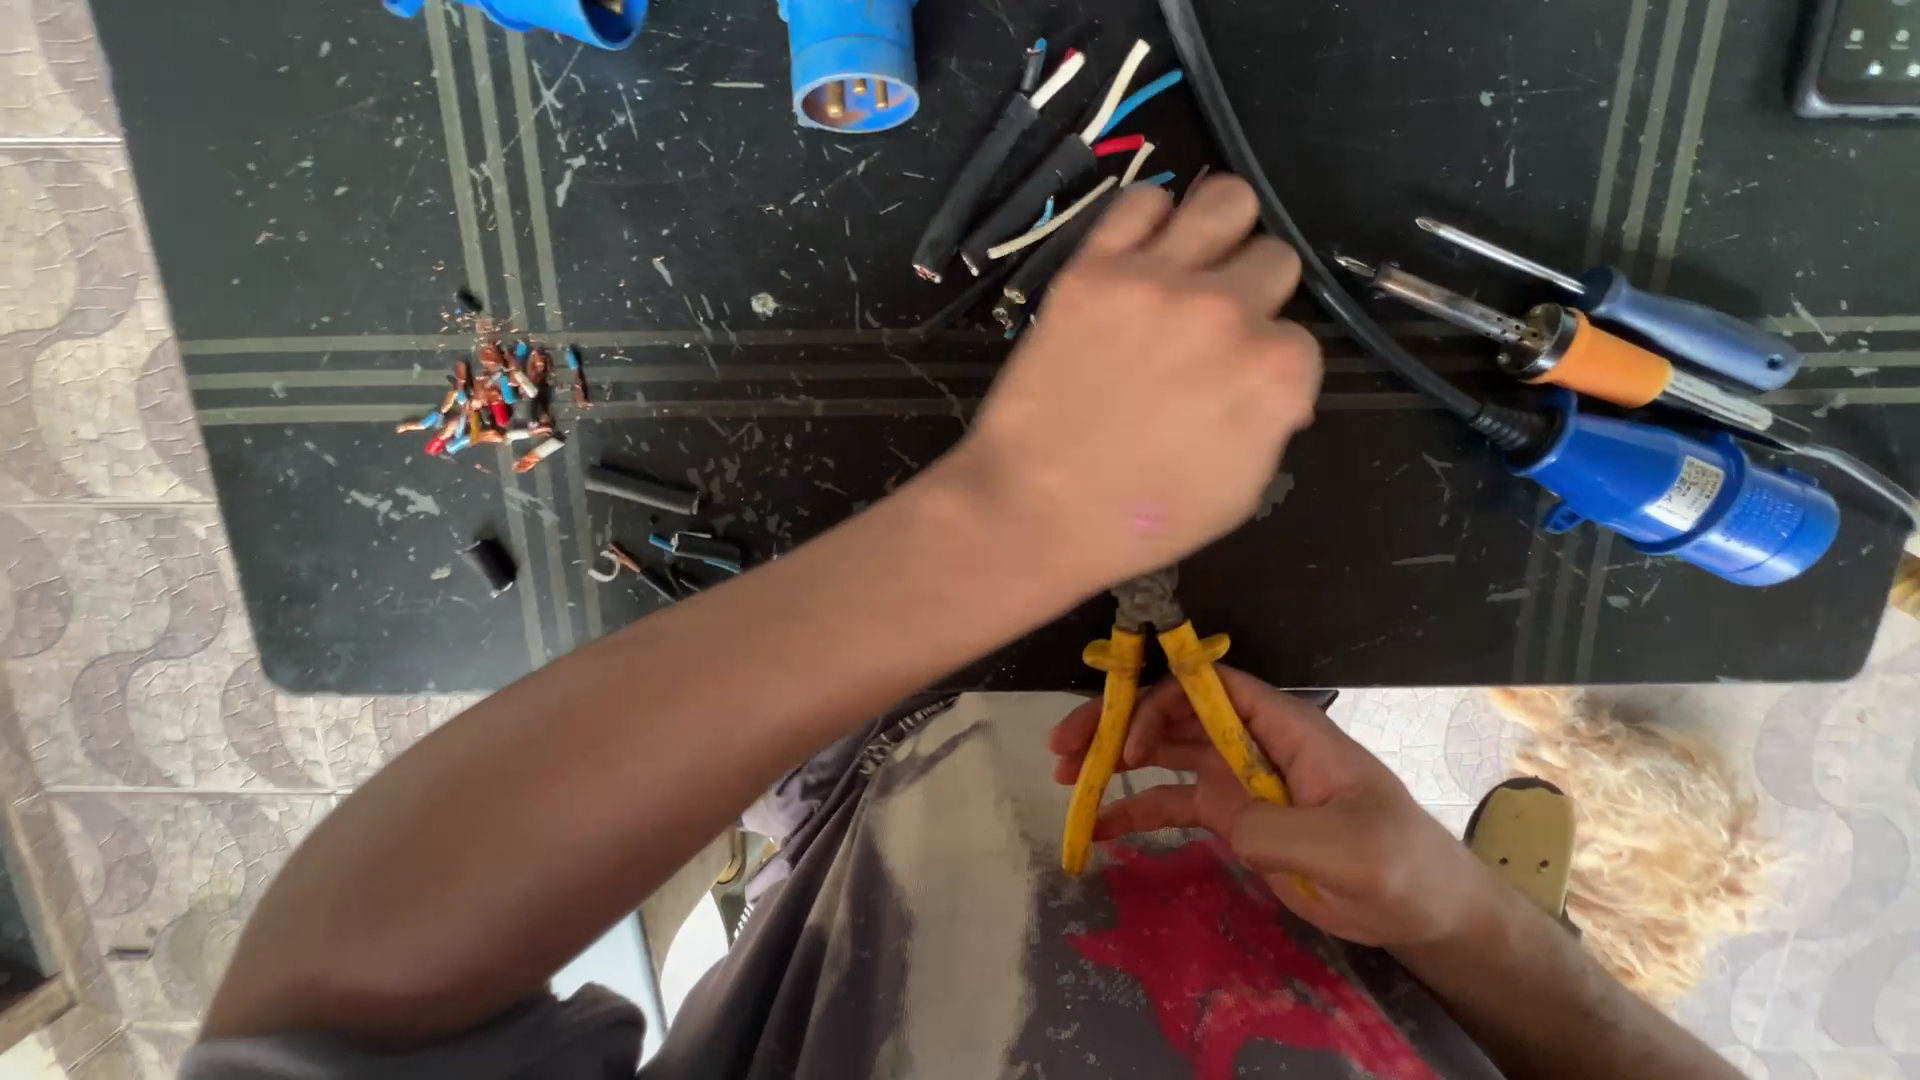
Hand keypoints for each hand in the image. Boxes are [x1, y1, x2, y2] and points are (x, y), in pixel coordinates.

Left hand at [946, 176, 1321, 590]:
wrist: (1032, 510)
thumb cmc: (1137, 523)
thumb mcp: (1238, 494)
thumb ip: (1271, 423)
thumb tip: (1277, 386)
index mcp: (1274, 372)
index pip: (1298, 336)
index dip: (1266, 362)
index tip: (1233, 381)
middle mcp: (1226, 312)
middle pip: (1272, 259)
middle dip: (1252, 294)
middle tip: (1212, 327)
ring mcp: (1157, 283)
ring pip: (1226, 201)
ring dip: (1221, 231)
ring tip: (1193, 265)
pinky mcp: (1093, 271)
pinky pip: (1141, 201)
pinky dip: (1148, 222)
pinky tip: (1139, 257)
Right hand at [1048, 665, 1500, 948]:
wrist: (1421, 909)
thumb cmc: (1399, 862)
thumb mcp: (1350, 846)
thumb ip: (1279, 828)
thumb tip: (1218, 818)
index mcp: (1281, 726)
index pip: (1210, 687)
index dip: (1161, 699)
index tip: (1126, 740)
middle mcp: (1248, 742)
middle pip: (1170, 713)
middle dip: (1115, 723)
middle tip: (1064, 748)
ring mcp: (1234, 778)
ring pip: (1160, 753)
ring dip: (1111, 759)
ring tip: (1065, 777)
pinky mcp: (1228, 816)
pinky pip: (1170, 804)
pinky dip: (1132, 810)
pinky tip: (1098, 827)